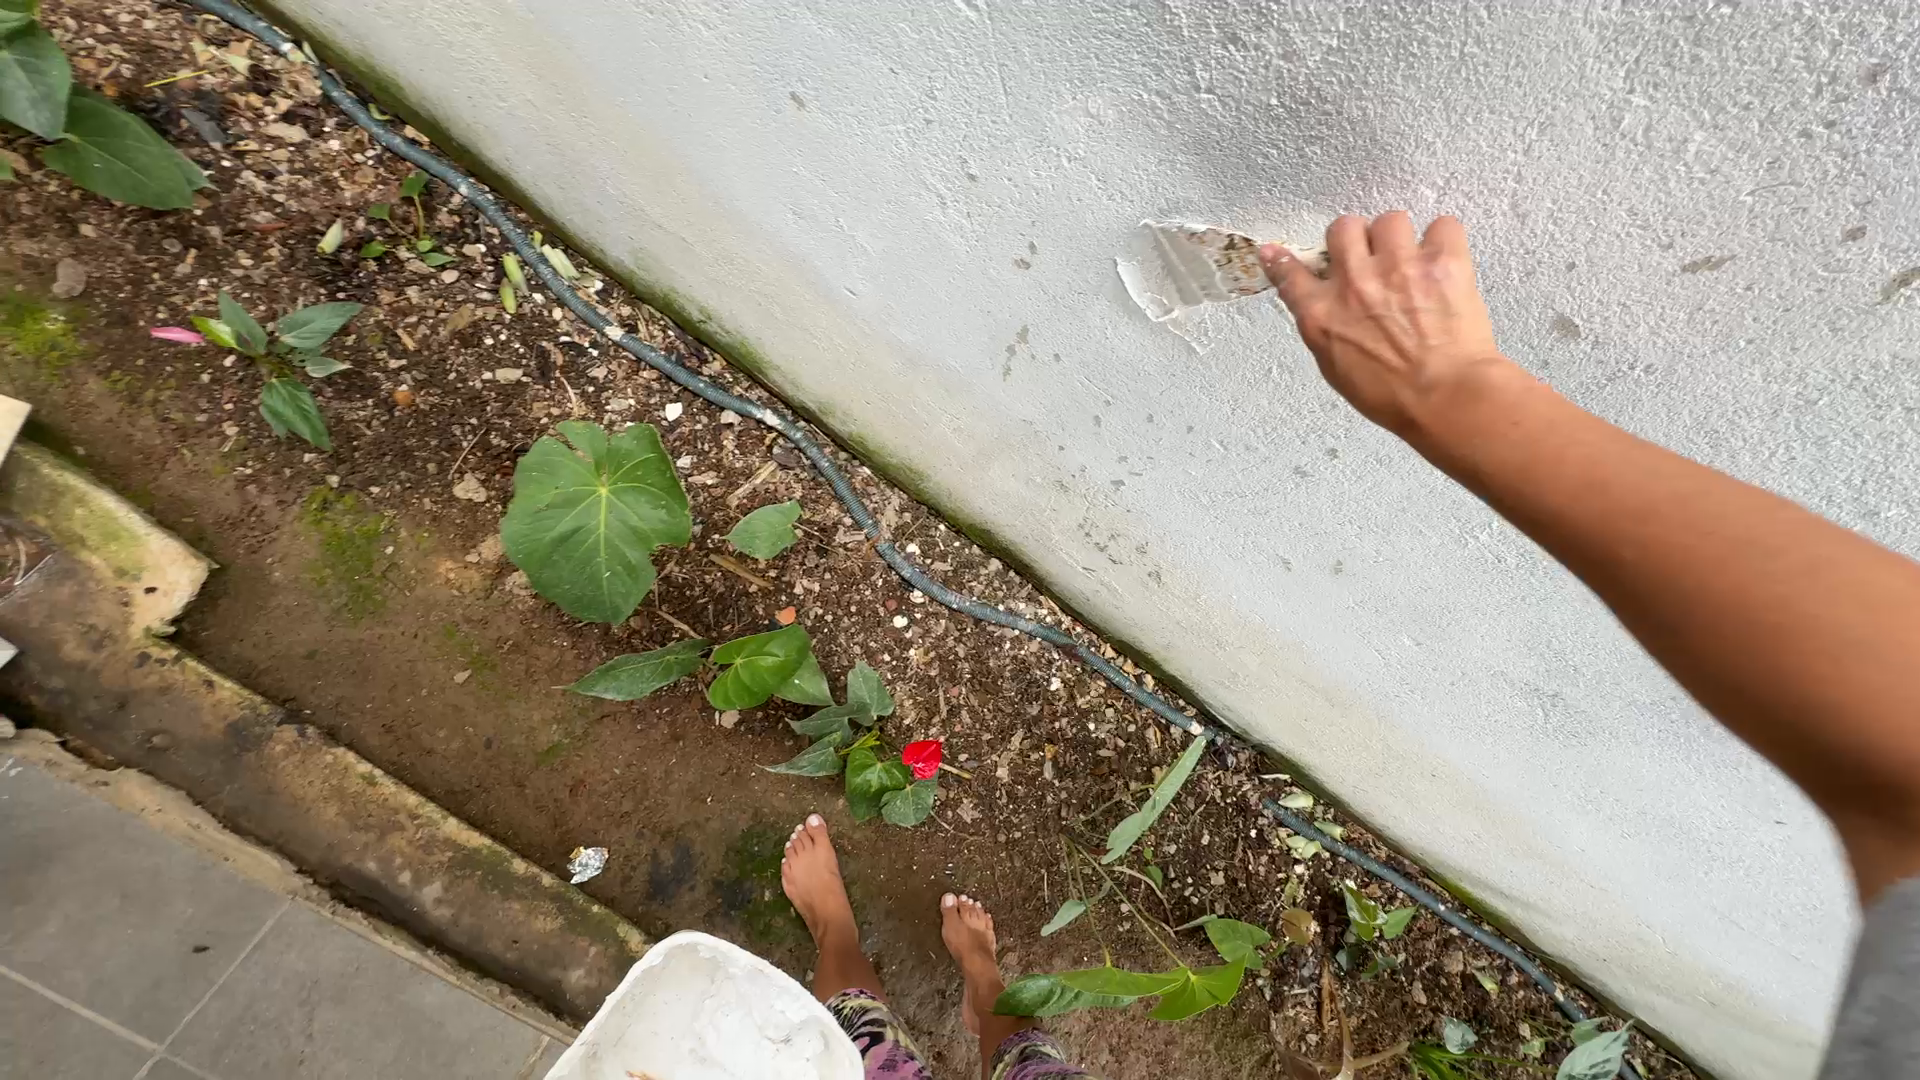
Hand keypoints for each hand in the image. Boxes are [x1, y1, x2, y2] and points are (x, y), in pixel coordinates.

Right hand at [1260, 213, 1510, 434]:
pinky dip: (1442, 239)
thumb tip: (1322, 309)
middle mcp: (1353, 283)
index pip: (1290, 274)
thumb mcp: (1333, 366)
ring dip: (1397, 237)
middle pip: (1342, 228)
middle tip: (1367, 257)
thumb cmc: (1388, 393)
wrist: (1442, 394)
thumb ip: (1322, 329)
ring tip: (1408, 259)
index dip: (1281, 260)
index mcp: (1321, 314)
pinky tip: (1441, 261)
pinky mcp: (1442, 261)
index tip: (1274, 253)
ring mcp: (1398, 267)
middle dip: (1354, 239)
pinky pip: (1441, 224)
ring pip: (1390, 219)